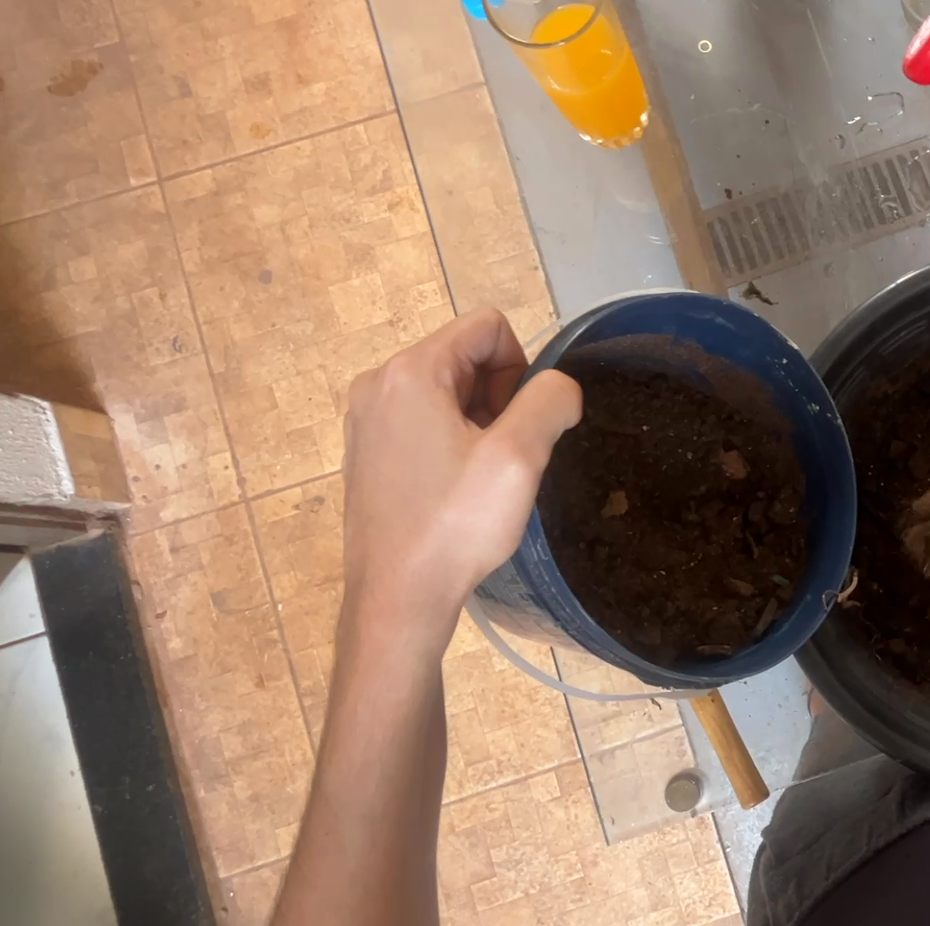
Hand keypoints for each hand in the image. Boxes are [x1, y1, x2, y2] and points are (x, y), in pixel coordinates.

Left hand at [342, 309, 581, 634]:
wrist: (399, 594)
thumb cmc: (457, 523)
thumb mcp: (520, 456)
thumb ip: (550, 402)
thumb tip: (561, 388)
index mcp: (410, 372)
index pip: (488, 327)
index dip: (523, 368)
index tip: (522, 425)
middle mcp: (379, 383)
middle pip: (468, 356)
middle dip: (502, 396)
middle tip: (506, 456)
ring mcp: (368, 418)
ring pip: (451, 390)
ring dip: (483, 422)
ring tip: (485, 476)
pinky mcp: (370, 450)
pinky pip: (429, 420)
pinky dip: (457, 441)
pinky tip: (460, 487)